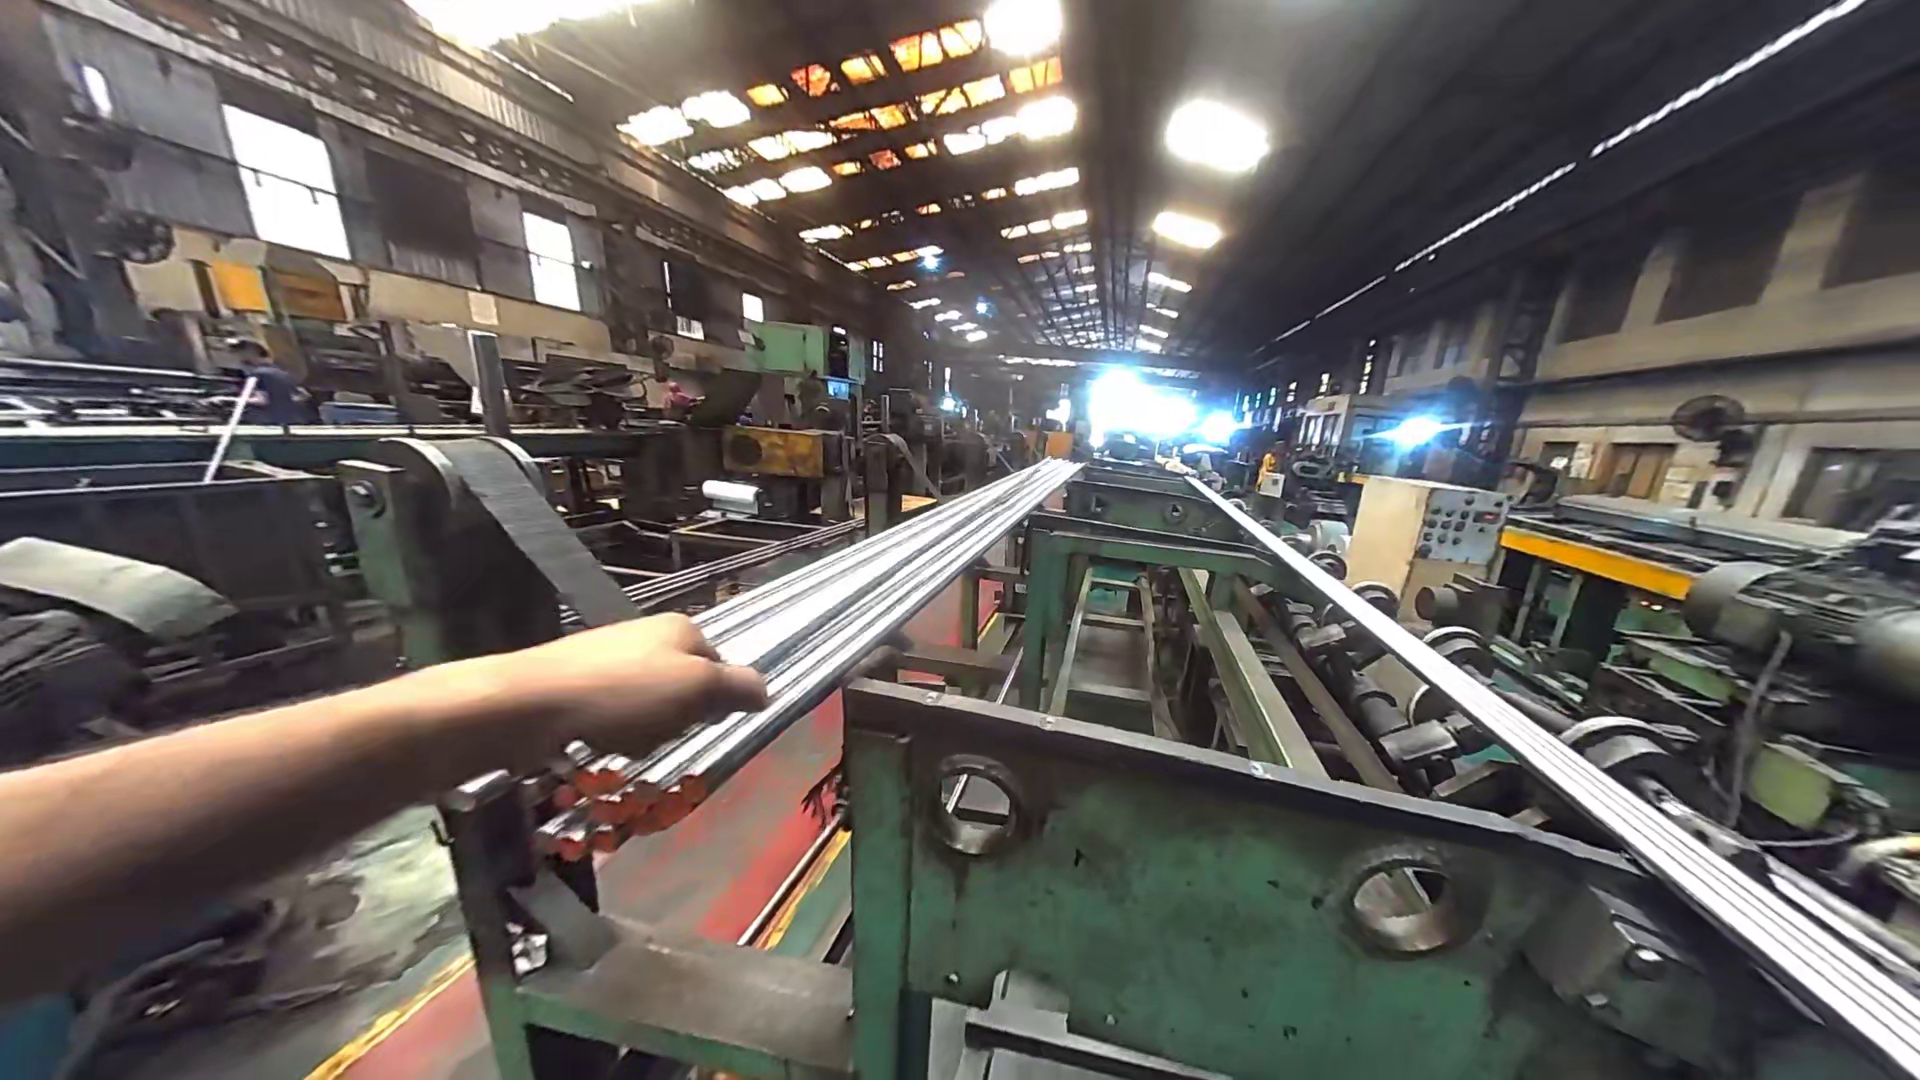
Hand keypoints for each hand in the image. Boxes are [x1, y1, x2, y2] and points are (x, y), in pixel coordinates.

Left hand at [448, 614, 766, 765]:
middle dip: (676, 717)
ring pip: (648, 701)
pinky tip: (594, 740)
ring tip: (620, 741)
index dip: (715, 701)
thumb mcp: (697, 688)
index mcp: (683, 629)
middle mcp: (648, 634)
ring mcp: (610, 654)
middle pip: (684, 686)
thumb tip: (765, 690)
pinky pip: (611, 708)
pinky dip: (609, 728)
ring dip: (643, 729)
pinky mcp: (576, 677)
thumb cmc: (624, 694)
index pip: (721, 667)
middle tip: (656, 734)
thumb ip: (738, 687)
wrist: (527, 703)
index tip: (697, 724)